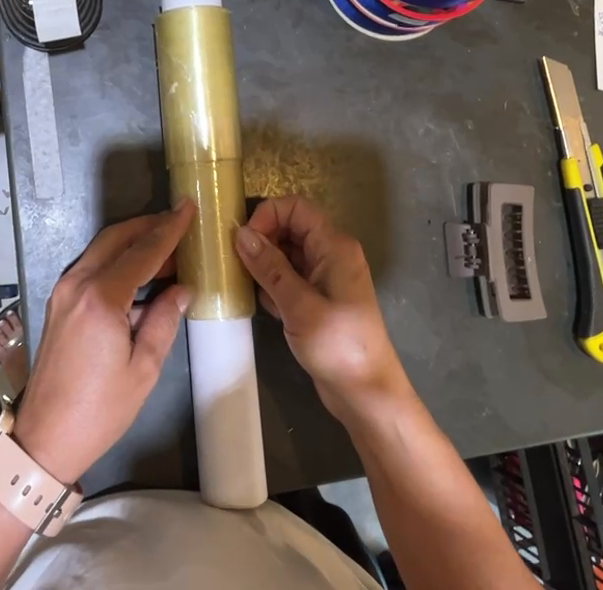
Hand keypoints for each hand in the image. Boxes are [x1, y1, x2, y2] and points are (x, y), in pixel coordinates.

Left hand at [13, 202, 193, 484]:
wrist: (46, 437)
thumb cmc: (100, 409)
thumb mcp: (144, 368)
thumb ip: (165, 320)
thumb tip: (182, 290)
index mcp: (101, 298)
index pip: (143, 252)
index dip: (170, 229)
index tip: (190, 207)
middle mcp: (77, 284)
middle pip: (116, 238)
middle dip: (149, 226)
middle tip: (180, 222)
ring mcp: (63, 291)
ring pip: (101, 249)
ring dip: (133, 242)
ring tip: (167, 246)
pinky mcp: (58, 303)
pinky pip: (91, 266)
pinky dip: (117, 259)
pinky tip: (141, 272)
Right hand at [233, 196, 411, 422]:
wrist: (366, 394)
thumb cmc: (338, 346)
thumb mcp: (299, 305)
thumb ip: (270, 268)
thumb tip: (241, 234)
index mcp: (334, 247)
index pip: (296, 208)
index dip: (268, 216)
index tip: (244, 241)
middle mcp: (331, 255)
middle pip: (290, 228)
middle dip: (262, 240)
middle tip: (236, 264)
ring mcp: (324, 278)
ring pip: (286, 254)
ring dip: (264, 264)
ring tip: (244, 284)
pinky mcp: (317, 300)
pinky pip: (289, 278)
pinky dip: (272, 285)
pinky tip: (262, 304)